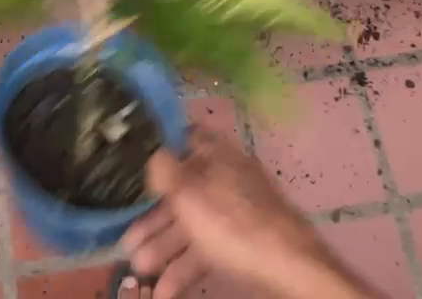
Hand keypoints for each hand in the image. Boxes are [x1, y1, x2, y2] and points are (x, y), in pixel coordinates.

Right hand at [121, 128, 371, 298]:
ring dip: (163, 248)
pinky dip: (185, 267)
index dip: (158, 148)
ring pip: (191, 224)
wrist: (292, 270)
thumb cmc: (235, 225)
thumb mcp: (191, 194)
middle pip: (181, 191)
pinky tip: (164, 290)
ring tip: (139, 269)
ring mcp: (235, 212)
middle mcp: (225, 178)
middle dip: (153, 219)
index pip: (183, 137)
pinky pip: (206, 249)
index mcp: (216, 155)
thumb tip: (149, 145)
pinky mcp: (242, 244)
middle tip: (128, 241)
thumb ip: (165, 170)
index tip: (133, 166)